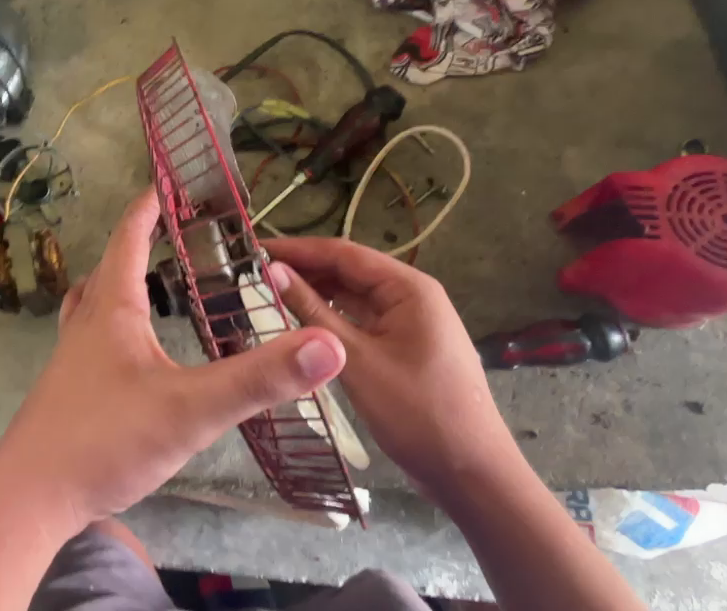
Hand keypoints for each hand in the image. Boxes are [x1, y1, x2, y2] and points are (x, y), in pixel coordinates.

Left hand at [0, 194, 347, 530]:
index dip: (147, 207)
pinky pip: (93, 336)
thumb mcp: (192, 409)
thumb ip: (260, 379)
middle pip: (110, 266)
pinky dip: (114, 322)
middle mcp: (87, 322)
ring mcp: (72, 357)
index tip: (166, 183)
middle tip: (173, 233)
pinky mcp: (68, 389)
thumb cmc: (106, 438)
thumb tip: (330, 345)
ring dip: (121, 282)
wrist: (31, 496)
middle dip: (138, 242)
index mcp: (112, 308)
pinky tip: (133, 352)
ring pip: (95, 301)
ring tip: (151, 283)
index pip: (127, 238)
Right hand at [264, 238, 516, 500]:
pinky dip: (330, 318)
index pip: (343, 253)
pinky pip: (361, 319)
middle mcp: (411, 295)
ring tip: (267, 294)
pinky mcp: (404, 345)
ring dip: (314, 294)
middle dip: (303, 270)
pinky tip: (299, 324)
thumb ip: (313, 312)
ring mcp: (410, 321)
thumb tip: (272, 271)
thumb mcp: (356, 360)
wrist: (474, 477)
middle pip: (348, 271)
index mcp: (408, 288)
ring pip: (352, 295)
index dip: (296, 249)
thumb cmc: (418, 413)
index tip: (253, 249)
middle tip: (252, 274)